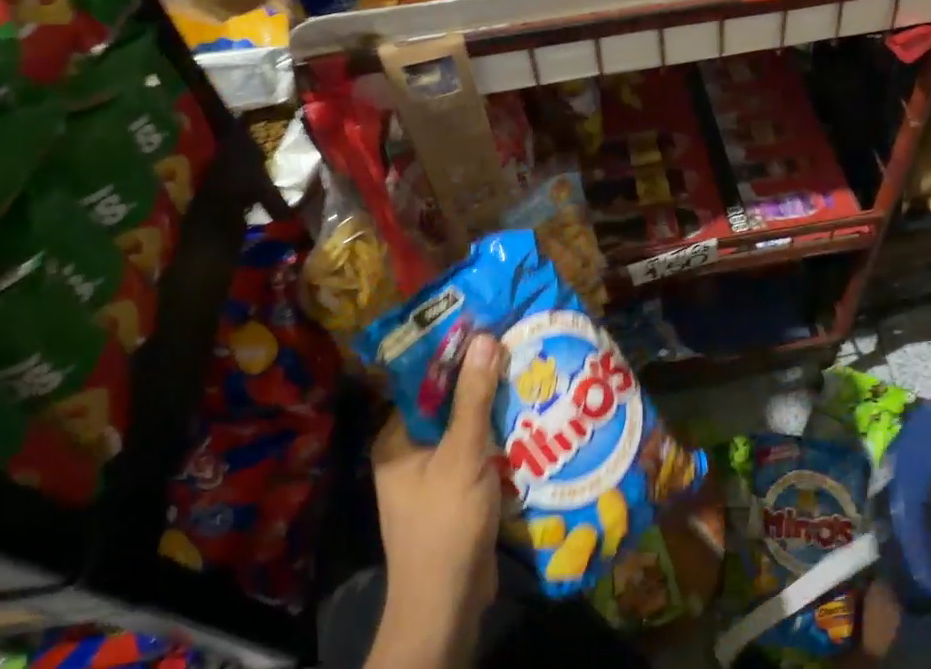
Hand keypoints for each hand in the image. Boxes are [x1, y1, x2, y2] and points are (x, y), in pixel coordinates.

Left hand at [367, 333, 504, 668]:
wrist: (447, 603)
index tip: (491, 328)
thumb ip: (473, 398)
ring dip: (497, 413)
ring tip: (534, 378)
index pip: (425, 383)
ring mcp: (434, 477)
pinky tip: (533, 424)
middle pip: (449, 405)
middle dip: (484, 383)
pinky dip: (502, 442)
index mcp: (396, 439)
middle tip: (521, 350)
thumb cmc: (445, 524)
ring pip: (468, 431)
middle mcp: (410, 454)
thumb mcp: (462, 455)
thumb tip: (484, 338)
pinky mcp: (458, 496)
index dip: (457, 355)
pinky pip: (480, 456)